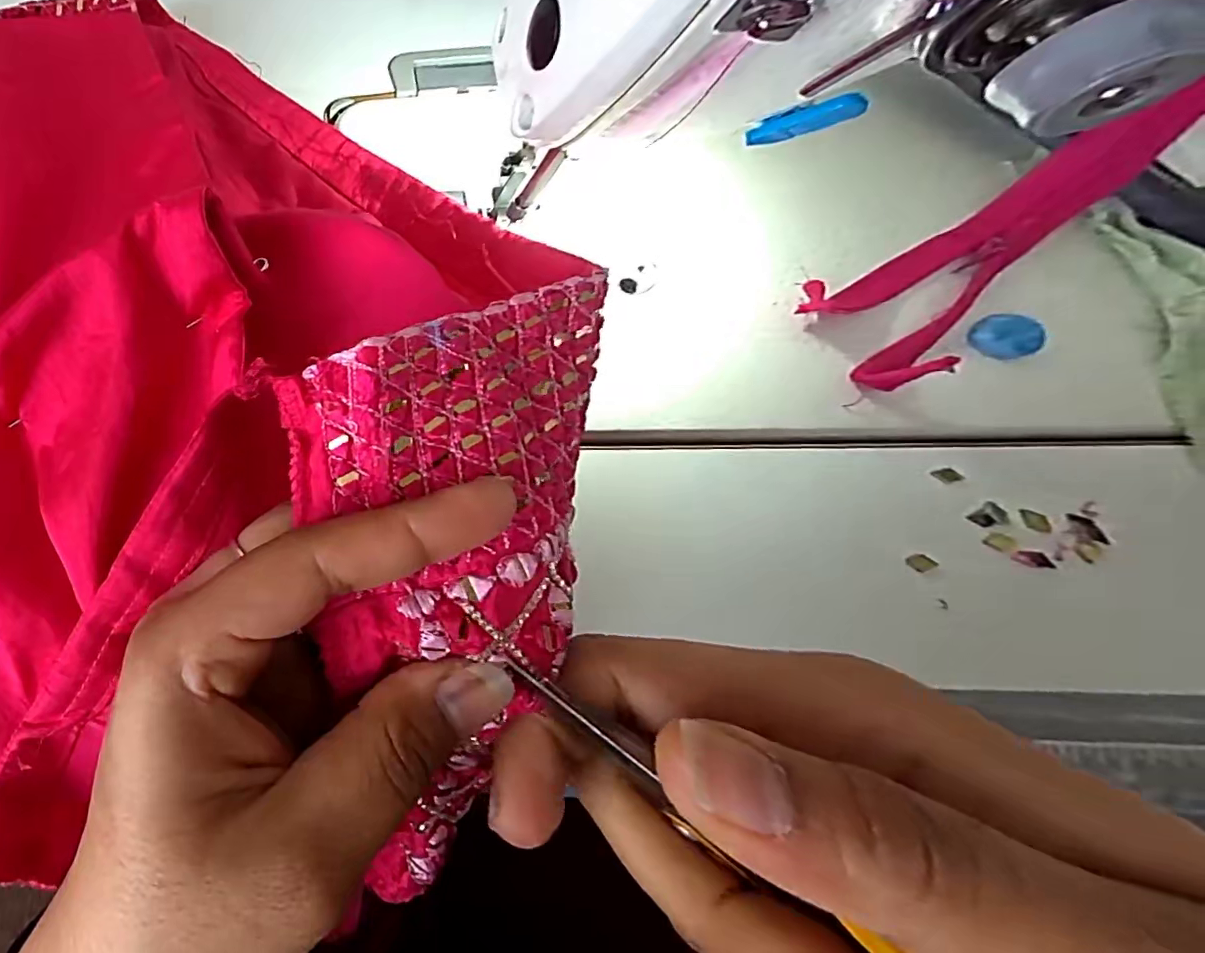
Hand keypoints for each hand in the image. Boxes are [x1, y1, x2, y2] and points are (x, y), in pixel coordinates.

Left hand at [24, 479, 520, 952]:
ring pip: (327, 587)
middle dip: (399, 533)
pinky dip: (389, 634)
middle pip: (310, 549)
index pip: (306, 558)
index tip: (487, 499)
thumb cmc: (188, 919)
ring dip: (401, 583)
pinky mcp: (259, 682)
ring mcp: (231, 651)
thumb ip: (392, 751)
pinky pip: (333, 635)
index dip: (403, 525)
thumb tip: (482, 672)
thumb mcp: (300, 848)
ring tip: (481, 570)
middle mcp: (203, 625)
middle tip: (488, 517)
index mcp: (187, 644)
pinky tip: (440, 635)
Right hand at [488, 637, 1204, 951]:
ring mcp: (788, 796)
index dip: (547, 724)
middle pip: (626, 759)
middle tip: (753, 936)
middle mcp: (785, 732)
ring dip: (727, 919)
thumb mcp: (1079, 931)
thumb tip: (684, 753)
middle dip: (636, 842)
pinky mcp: (793, 854)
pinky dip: (747, 935)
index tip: (517, 811)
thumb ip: (881, 836)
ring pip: (669, 840)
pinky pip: (718, 890)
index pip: (617, 672)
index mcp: (821, 705)